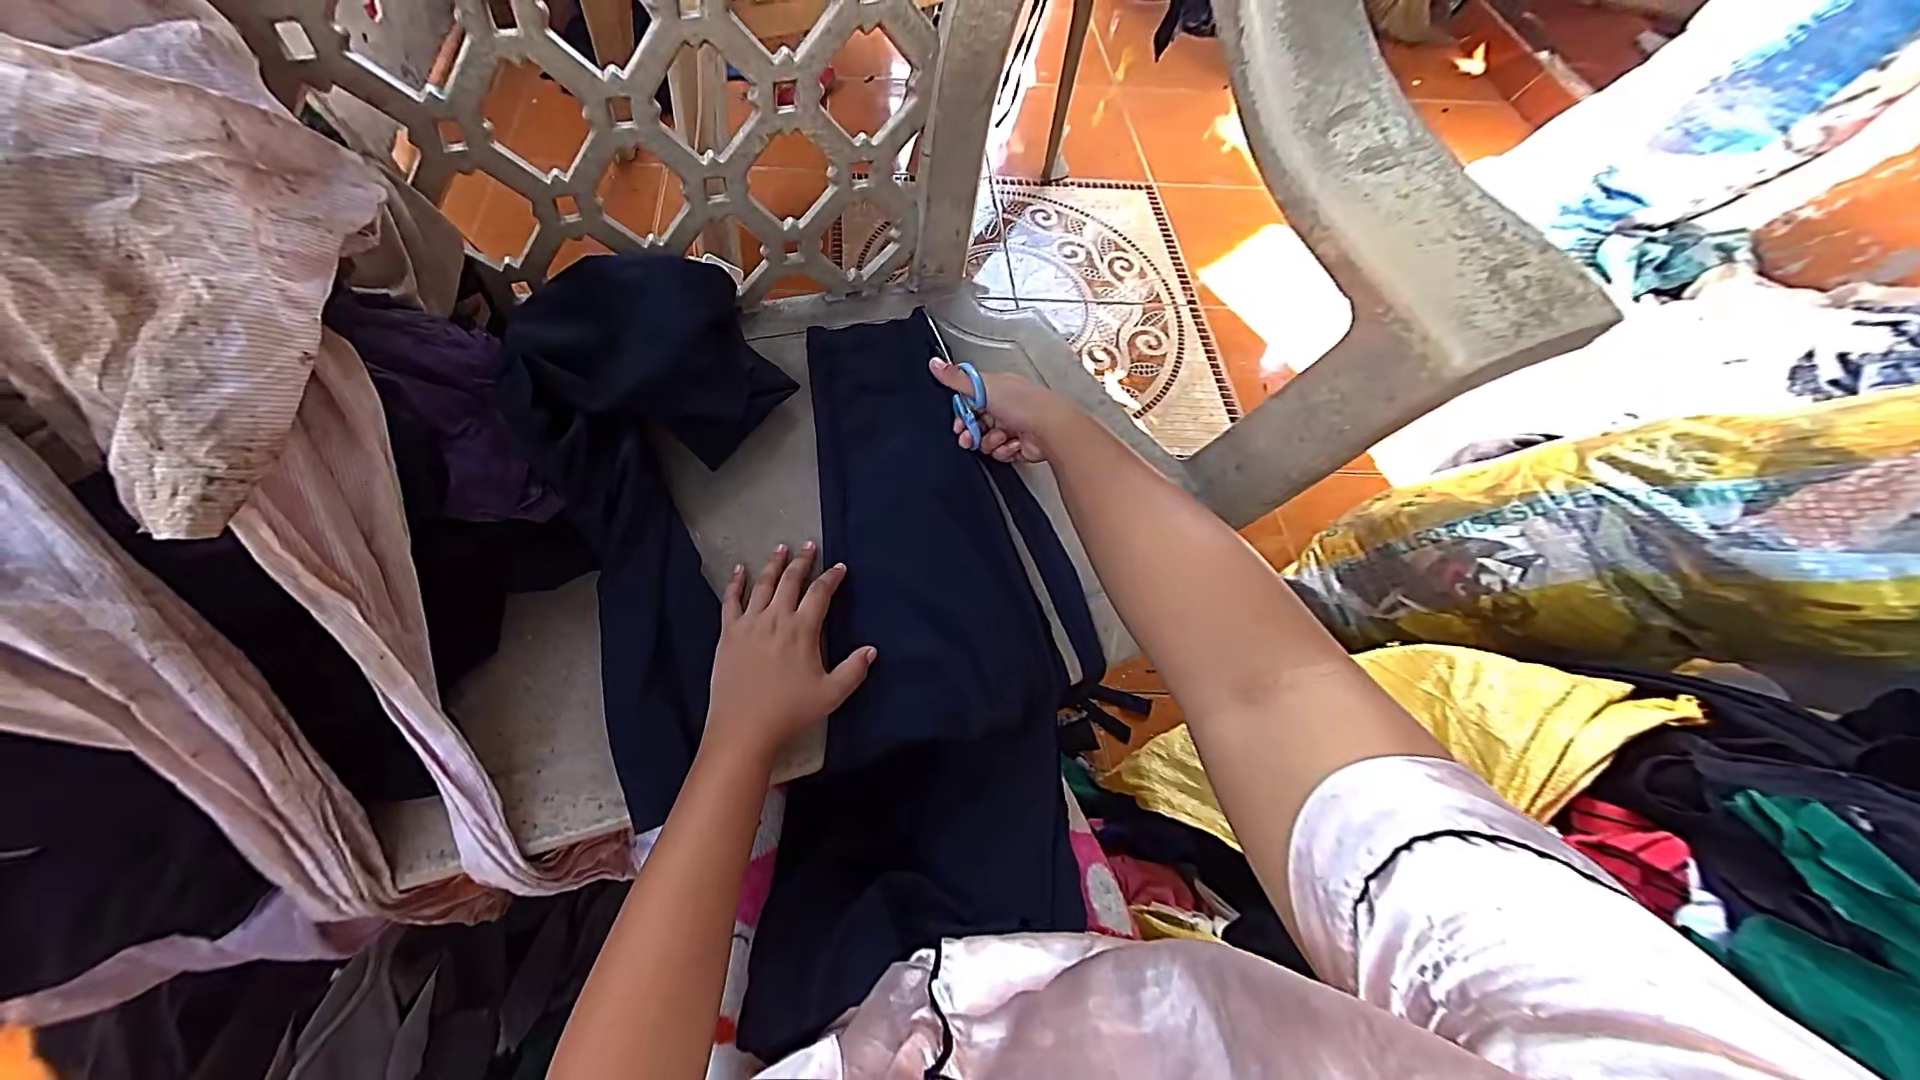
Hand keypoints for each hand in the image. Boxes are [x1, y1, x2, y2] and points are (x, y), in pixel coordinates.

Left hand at [705, 543, 874, 762]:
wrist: (743, 728)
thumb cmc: (790, 711)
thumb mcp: (832, 694)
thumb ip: (854, 670)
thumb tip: (871, 650)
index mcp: (802, 629)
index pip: (820, 593)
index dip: (831, 577)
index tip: (839, 568)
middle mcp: (776, 618)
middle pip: (791, 581)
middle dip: (803, 561)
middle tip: (810, 546)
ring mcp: (749, 624)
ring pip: (763, 585)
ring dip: (774, 564)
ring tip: (781, 548)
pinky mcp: (728, 633)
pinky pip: (731, 601)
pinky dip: (736, 583)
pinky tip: (740, 571)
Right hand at [930, 357, 1067, 462]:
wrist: (1048, 428)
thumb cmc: (1023, 403)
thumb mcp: (982, 386)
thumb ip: (956, 378)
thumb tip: (935, 364)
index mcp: (997, 388)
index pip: (970, 400)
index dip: (962, 413)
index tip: (959, 421)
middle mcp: (1005, 406)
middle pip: (977, 423)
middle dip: (971, 433)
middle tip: (970, 436)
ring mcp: (1013, 426)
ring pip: (987, 440)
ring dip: (989, 442)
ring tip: (999, 438)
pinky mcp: (1019, 444)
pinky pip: (1000, 452)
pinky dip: (1003, 450)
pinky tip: (1011, 444)